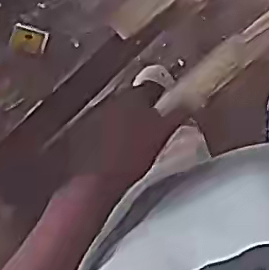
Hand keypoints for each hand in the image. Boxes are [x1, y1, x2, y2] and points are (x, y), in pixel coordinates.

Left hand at [66, 81, 183, 192]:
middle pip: (132, 97)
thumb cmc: (132, 157)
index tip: (169, 105)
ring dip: (123, 120)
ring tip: (132, 140)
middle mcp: (111, 100)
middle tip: (152, 124)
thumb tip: (190, 102)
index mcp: (134, 96)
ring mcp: (92, 115)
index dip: (163, 95)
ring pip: (114, 112)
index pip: (153, 86)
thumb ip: (178, 114)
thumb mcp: (163, 134)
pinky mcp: (78, 132)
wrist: (94, 183)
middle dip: (142, 108)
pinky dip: (106, 133)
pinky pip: (98, 127)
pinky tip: (112, 149)